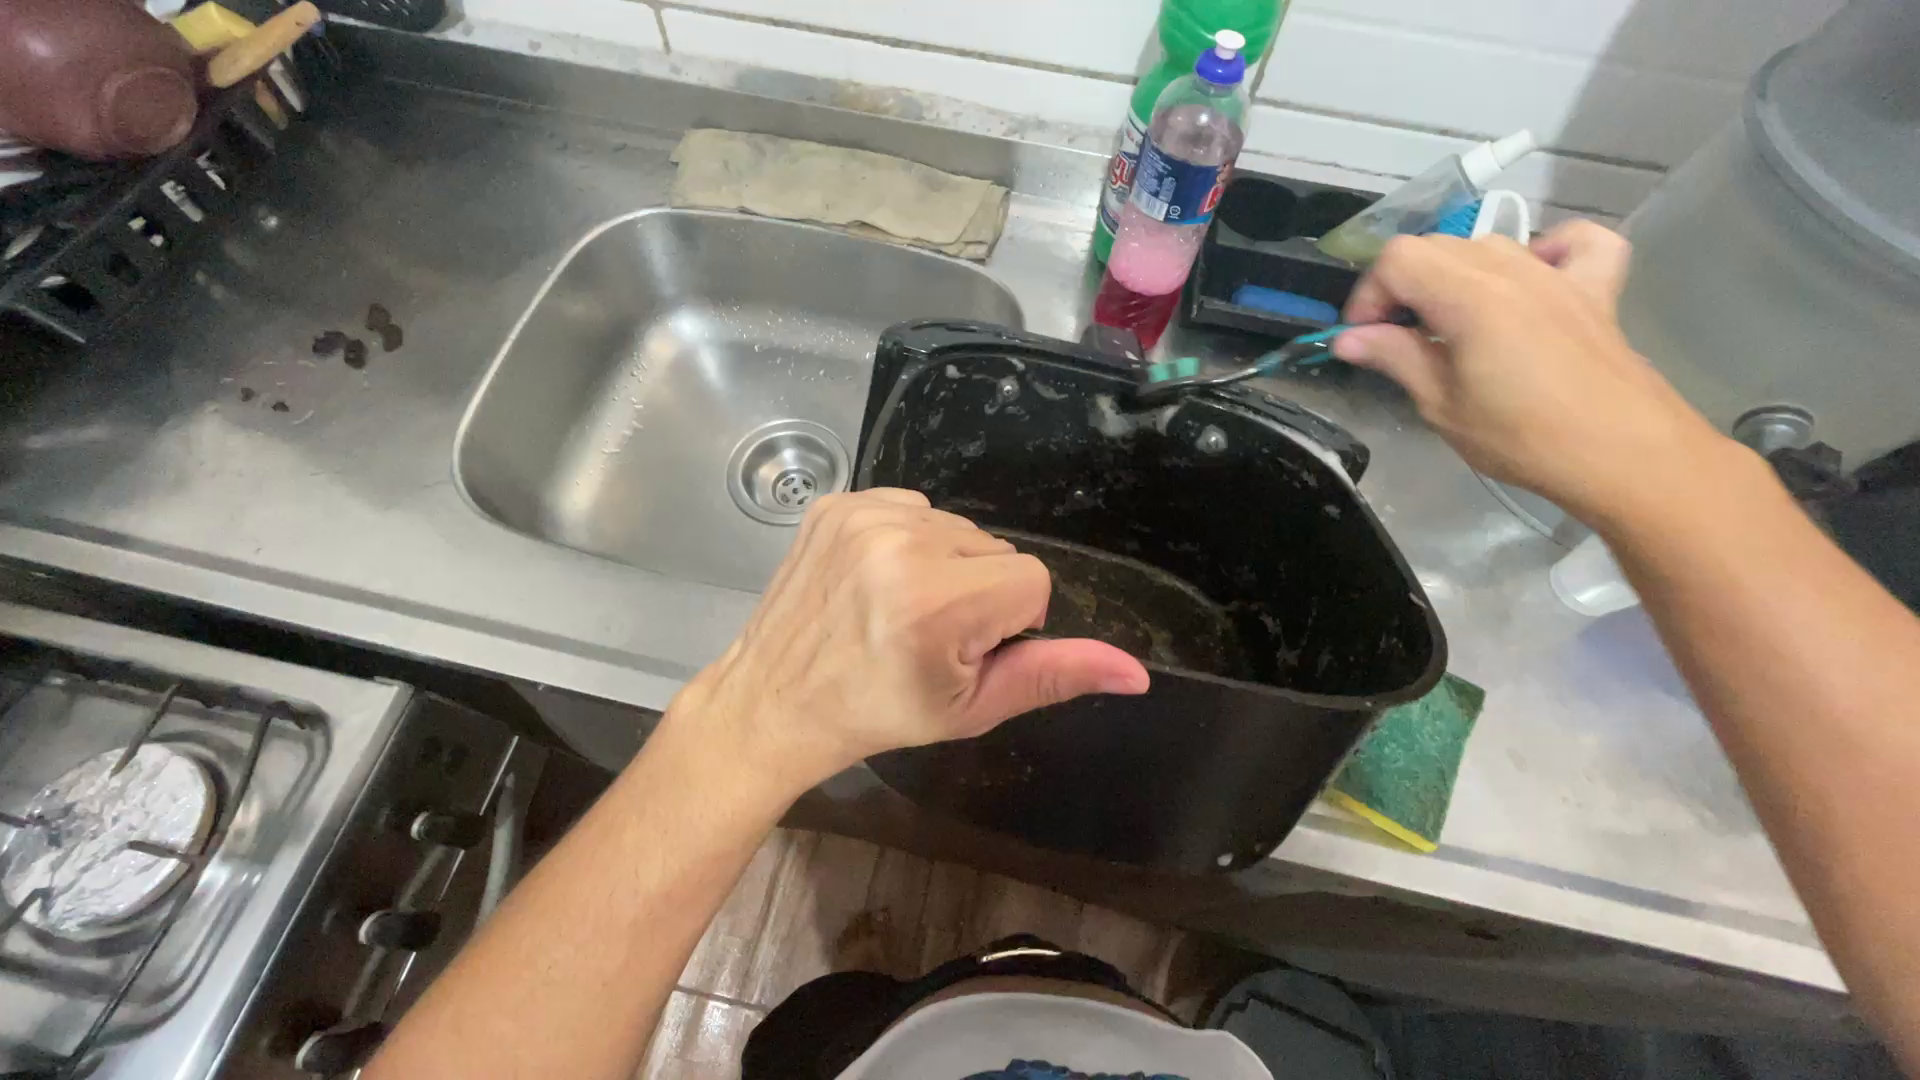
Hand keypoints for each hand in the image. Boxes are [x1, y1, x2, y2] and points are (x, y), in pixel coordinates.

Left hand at [672, 489, 1150, 792]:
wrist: (777, 700)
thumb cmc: (878, 713)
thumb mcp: (972, 707)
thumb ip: (1055, 676)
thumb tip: (1135, 672)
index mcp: (936, 601)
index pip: (1031, 580)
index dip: (1008, 621)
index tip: (962, 649)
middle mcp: (900, 543)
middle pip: (995, 548)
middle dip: (978, 590)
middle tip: (928, 633)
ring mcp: (862, 516)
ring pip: (957, 528)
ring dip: (945, 564)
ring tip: (901, 608)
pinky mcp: (838, 502)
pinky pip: (913, 509)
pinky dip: (909, 542)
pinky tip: (879, 581)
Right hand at [1330, 221, 1728, 525]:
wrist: (1623, 454)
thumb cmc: (1522, 437)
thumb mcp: (1440, 405)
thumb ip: (1394, 358)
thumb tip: (1347, 338)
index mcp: (1471, 297)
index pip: (1399, 260)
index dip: (1369, 295)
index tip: (1363, 338)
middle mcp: (1514, 270)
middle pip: (1436, 247)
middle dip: (1401, 286)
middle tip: (1394, 338)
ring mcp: (1558, 274)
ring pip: (1486, 245)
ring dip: (1453, 275)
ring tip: (1447, 324)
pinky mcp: (1595, 288)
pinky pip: (1573, 242)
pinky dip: (1544, 250)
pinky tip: (1528, 280)